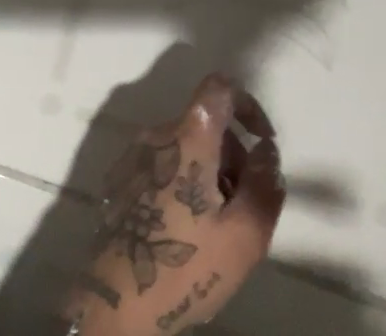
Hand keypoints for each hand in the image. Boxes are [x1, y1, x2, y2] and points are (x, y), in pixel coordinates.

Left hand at [63, 76, 284, 335]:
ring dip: (209, 171)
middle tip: (245, 204)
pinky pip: (162, 162)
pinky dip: (183, 179)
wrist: (118, 296)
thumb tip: (267, 152)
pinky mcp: (120, 176)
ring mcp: (133, 154)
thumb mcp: (246, 234)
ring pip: (184, 145)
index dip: (248, 105)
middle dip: (233, 155)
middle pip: (204, 123)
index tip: (263, 143)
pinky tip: (188, 225)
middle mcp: (155, 134)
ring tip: (217, 223)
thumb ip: (265, 185)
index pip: (218, 88)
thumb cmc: (187, 264)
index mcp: (186, 138)